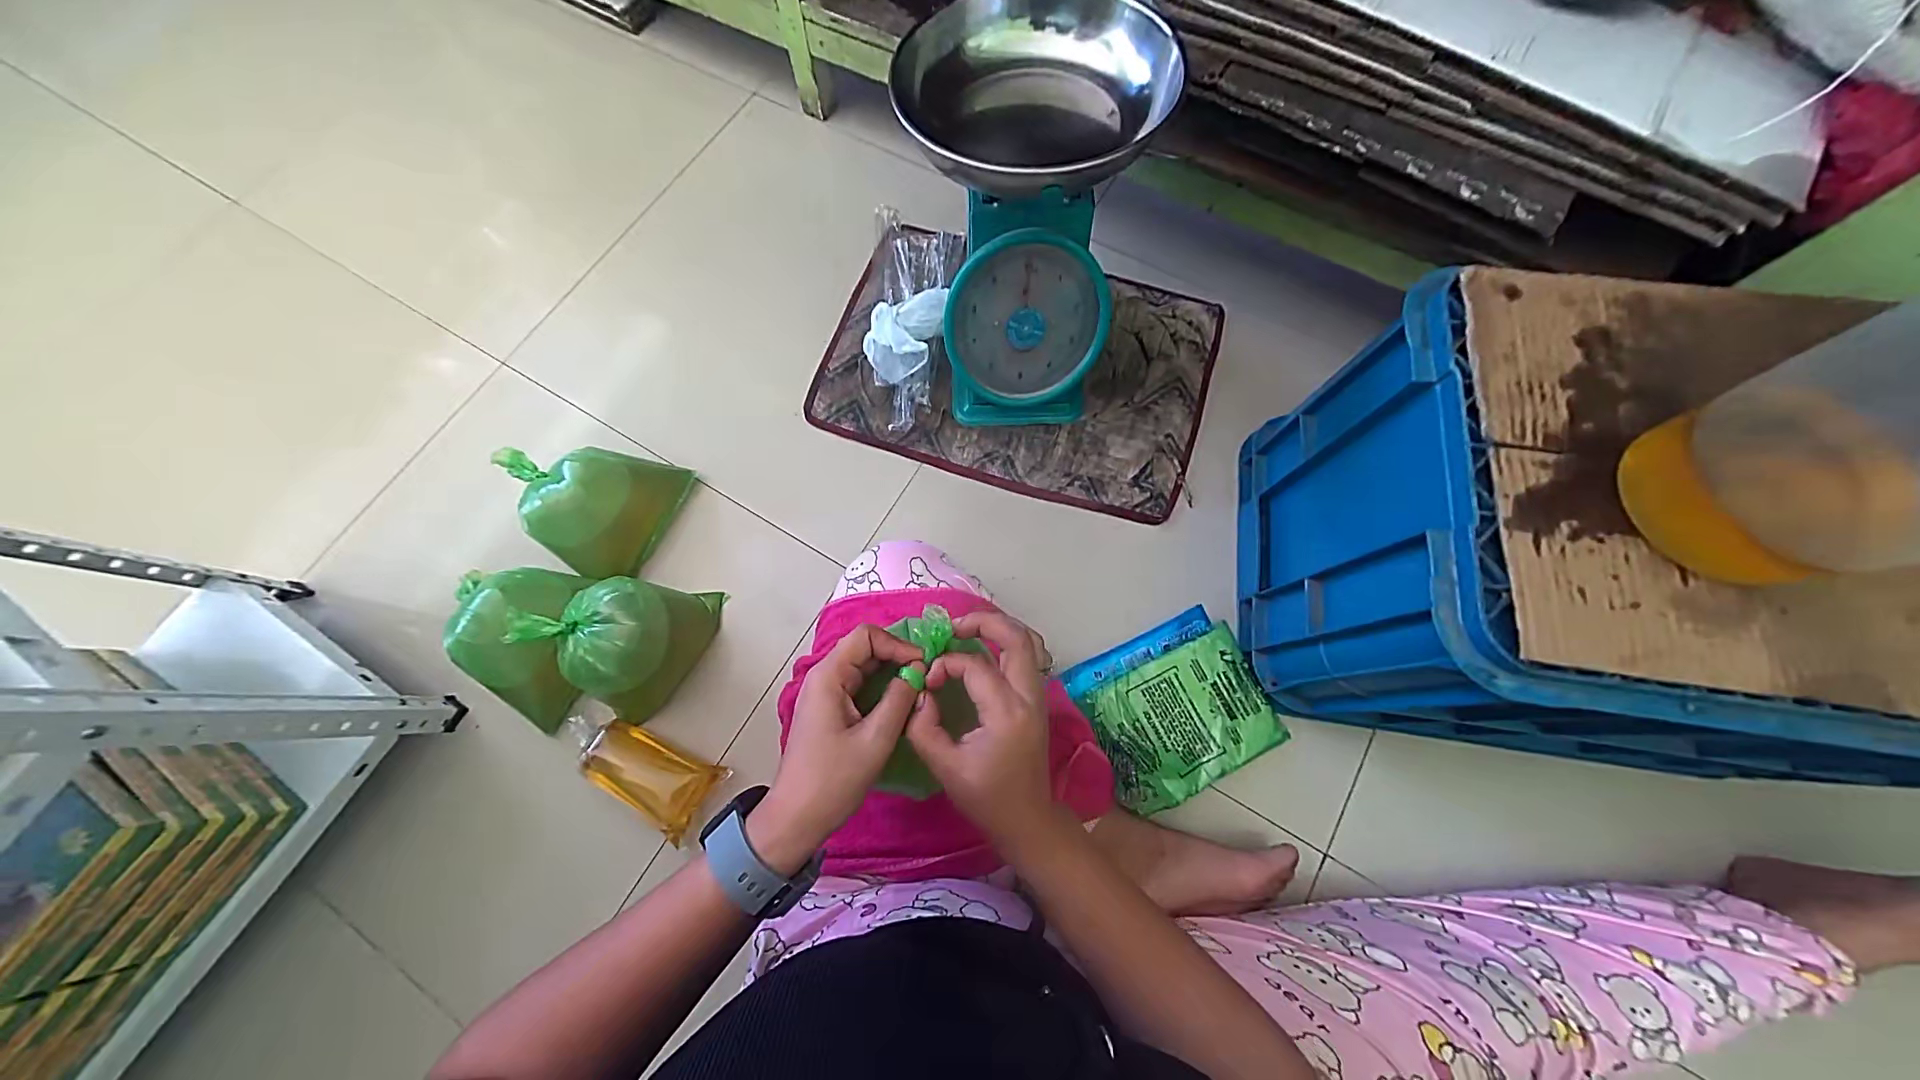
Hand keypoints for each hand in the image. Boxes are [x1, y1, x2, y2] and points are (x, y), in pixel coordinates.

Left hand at [748, 625, 922, 874]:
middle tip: (928, 675)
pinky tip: (902, 703)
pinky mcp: (831, 710)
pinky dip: (882, 688)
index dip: (898, 644)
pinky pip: (860, 686)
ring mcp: (826, 694)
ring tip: (920, 687)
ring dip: (892, 672)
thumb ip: (899, 700)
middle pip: (865, 648)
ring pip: (864, 667)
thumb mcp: (874, 740)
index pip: (866, 636)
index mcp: (828, 677)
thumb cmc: (833, 781)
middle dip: (898, 656)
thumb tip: (918, 671)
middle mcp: (824, 677)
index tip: (923, 665)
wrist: (796, 818)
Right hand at [904, 611, 1058, 844]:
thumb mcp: (944, 767)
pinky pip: (1029, 656)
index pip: (976, 665)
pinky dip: (1007, 642)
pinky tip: (984, 648)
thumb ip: (924, 726)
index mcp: (1006, 713)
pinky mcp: (1037, 700)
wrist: (1027, 819)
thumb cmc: (986, 798)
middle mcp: (1028, 697)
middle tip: (951, 627)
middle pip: (1016, 637)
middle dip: (982, 621)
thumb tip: (922, 692)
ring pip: (1029, 642)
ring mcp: (1038, 697)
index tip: (928, 681)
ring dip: (999, 628)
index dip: (946, 664)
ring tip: (967, 631)